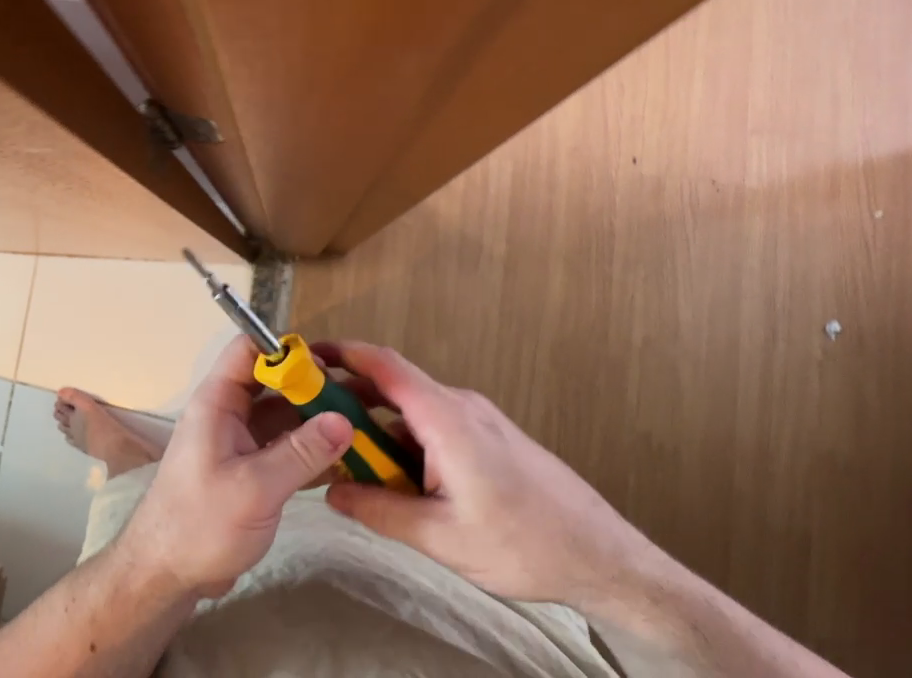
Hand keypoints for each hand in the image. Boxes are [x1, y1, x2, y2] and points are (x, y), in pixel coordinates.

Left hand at [114, 335, 353, 598]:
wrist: (168, 571)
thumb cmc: (201, 523)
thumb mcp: (256, 487)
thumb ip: (301, 452)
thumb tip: (344, 419)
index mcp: (217, 402)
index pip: (247, 350)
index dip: (286, 349)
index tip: (331, 364)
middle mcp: (227, 413)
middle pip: (271, 381)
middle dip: (311, 384)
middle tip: (360, 396)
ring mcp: (238, 442)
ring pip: (281, 415)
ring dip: (315, 418)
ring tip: (363, 422)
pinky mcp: (249, 469)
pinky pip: (283, 446)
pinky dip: (310, 448)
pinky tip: (345, 457)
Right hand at [319, 342, 663, 609]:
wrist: (608, 560)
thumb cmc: (527, 545)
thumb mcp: (440, 537)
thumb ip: (378, 510)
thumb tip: (331, 491)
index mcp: (447, 418)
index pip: (383, 364)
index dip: (341, 352)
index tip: (304, 355)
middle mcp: (461, 406)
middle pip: (392, 385)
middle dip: (348, 399)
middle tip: (312, 422)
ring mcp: (478, 420)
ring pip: (412, 410)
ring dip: (378, 428)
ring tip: (352, 463)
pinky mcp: (490, 437)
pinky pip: (433, 425)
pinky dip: (405, 441)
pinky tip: (399, 479)